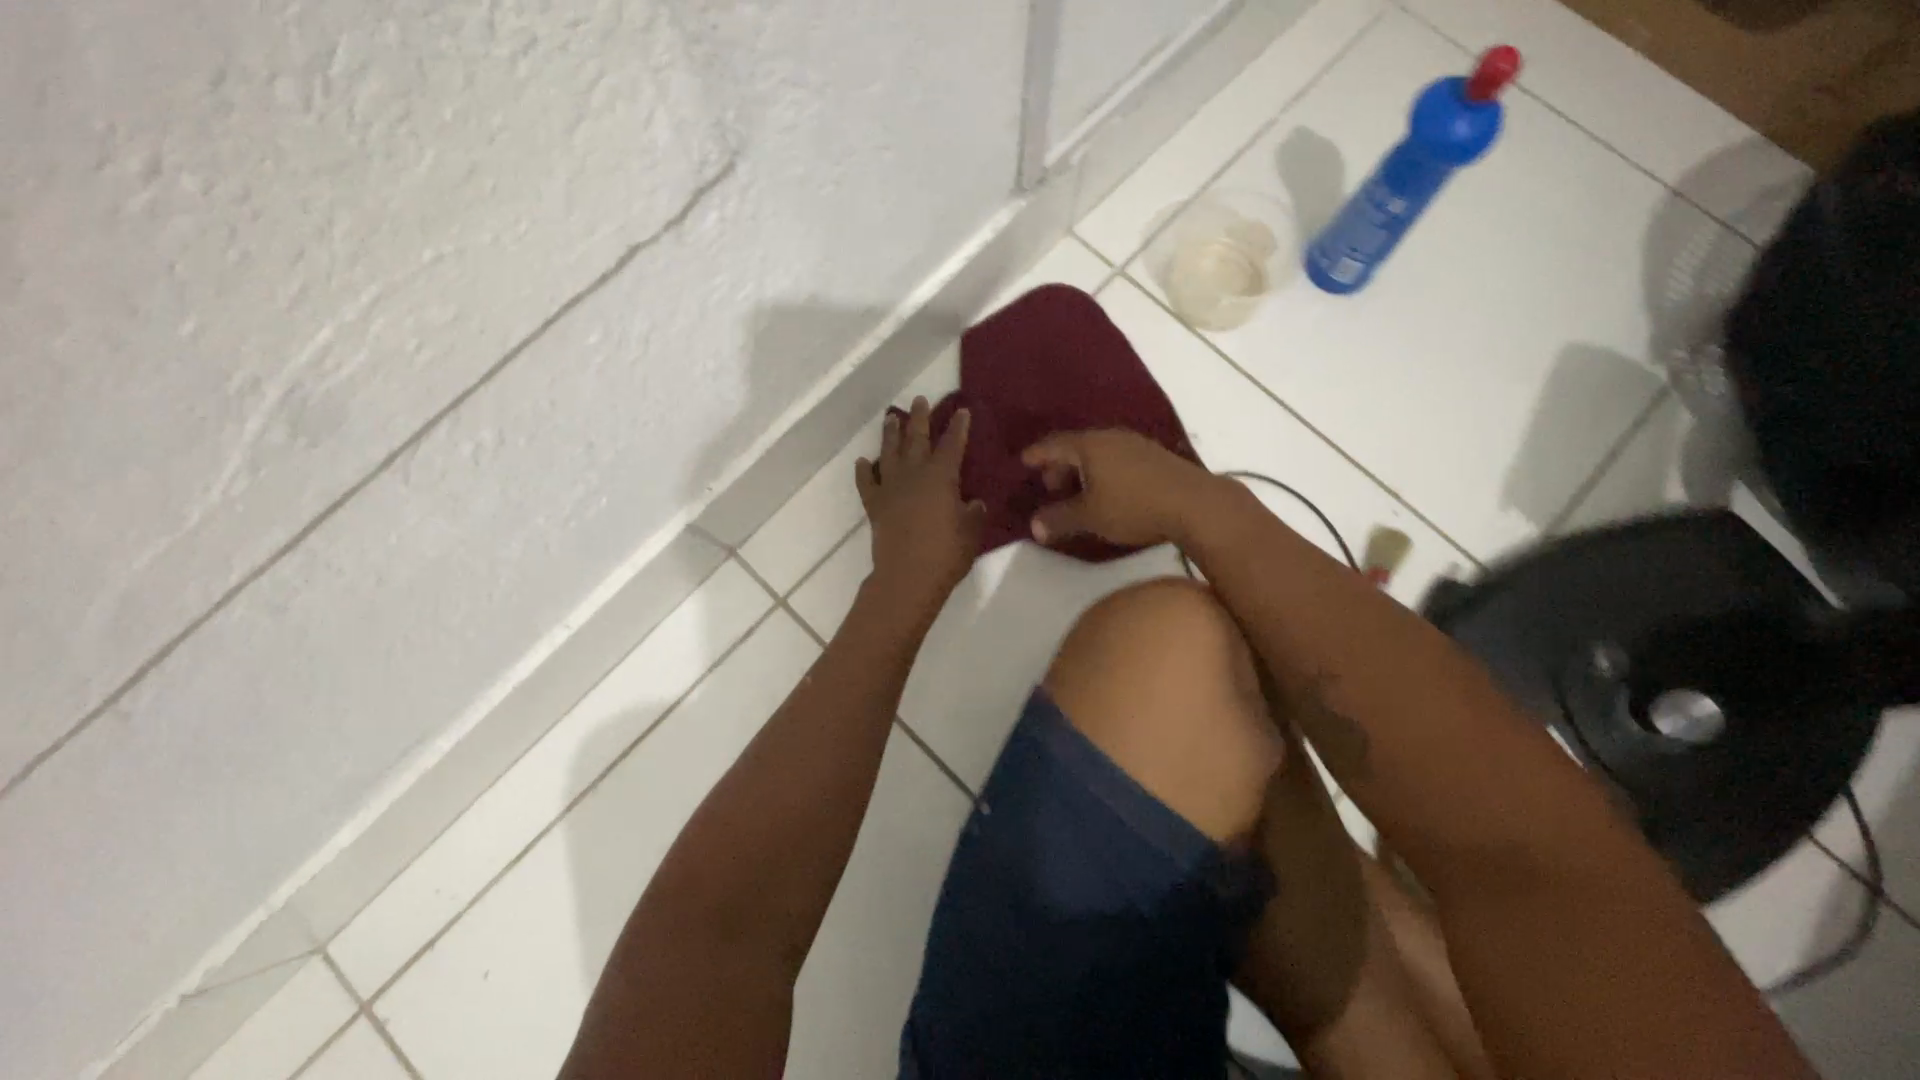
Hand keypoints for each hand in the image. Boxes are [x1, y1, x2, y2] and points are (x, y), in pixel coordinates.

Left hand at [857, 397, 985, 611]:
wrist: (907, 577)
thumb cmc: (946, 554)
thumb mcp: (971, 532)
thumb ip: (974, 514)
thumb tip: (974, 503)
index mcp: (941, 477)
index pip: (952, 444)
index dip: (958, 427)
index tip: (961, 411)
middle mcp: (914, 475)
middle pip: (916, 439)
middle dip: (919, 418)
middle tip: (919, 400)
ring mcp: (891, 489)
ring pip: (888, 453)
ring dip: (890, 434)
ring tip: (891, 417)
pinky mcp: (875, 506)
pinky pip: (866, 483)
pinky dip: (863, 471)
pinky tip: (862, 462)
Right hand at [1020, 429, 1222, 547]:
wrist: (1195, 504)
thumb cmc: (1133, 506)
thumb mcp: (1090, 517)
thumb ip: (1060, 519)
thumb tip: (1034, 525)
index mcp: (1090, 445)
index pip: (1054, 444)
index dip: (1037, 454)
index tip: (1024, 461)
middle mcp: (1112, 437)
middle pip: (1077, 447)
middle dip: (1060, 465)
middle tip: (1051, 487)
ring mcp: (1137, 445)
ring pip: (1100, 453)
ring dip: (1084, 470)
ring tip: (1079, 493)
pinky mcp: (1156, 457)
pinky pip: (1118, 459)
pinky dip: (1104, 472)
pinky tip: (1108, 491)